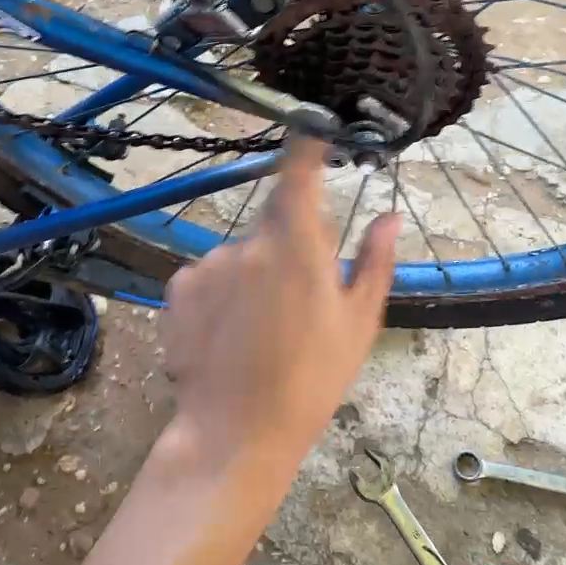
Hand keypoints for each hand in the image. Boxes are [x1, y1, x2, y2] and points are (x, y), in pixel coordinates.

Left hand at [160, 137, 400, 459]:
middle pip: (273, 223)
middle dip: (288, 245)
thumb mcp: (358, 324)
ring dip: (252, 274)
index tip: (315, 131)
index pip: (299, 172)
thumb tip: (389, 216)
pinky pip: (207, 275)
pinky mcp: (176, 288)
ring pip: (240, 253)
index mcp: (297, 245)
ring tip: (259, 329)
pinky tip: (226, 334)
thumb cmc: (311, 379)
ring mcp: (207, 264)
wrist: (236, 433)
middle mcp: (247, 242)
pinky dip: (219, 293)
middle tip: (299, 300)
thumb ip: (375, 261)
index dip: (307, 145)